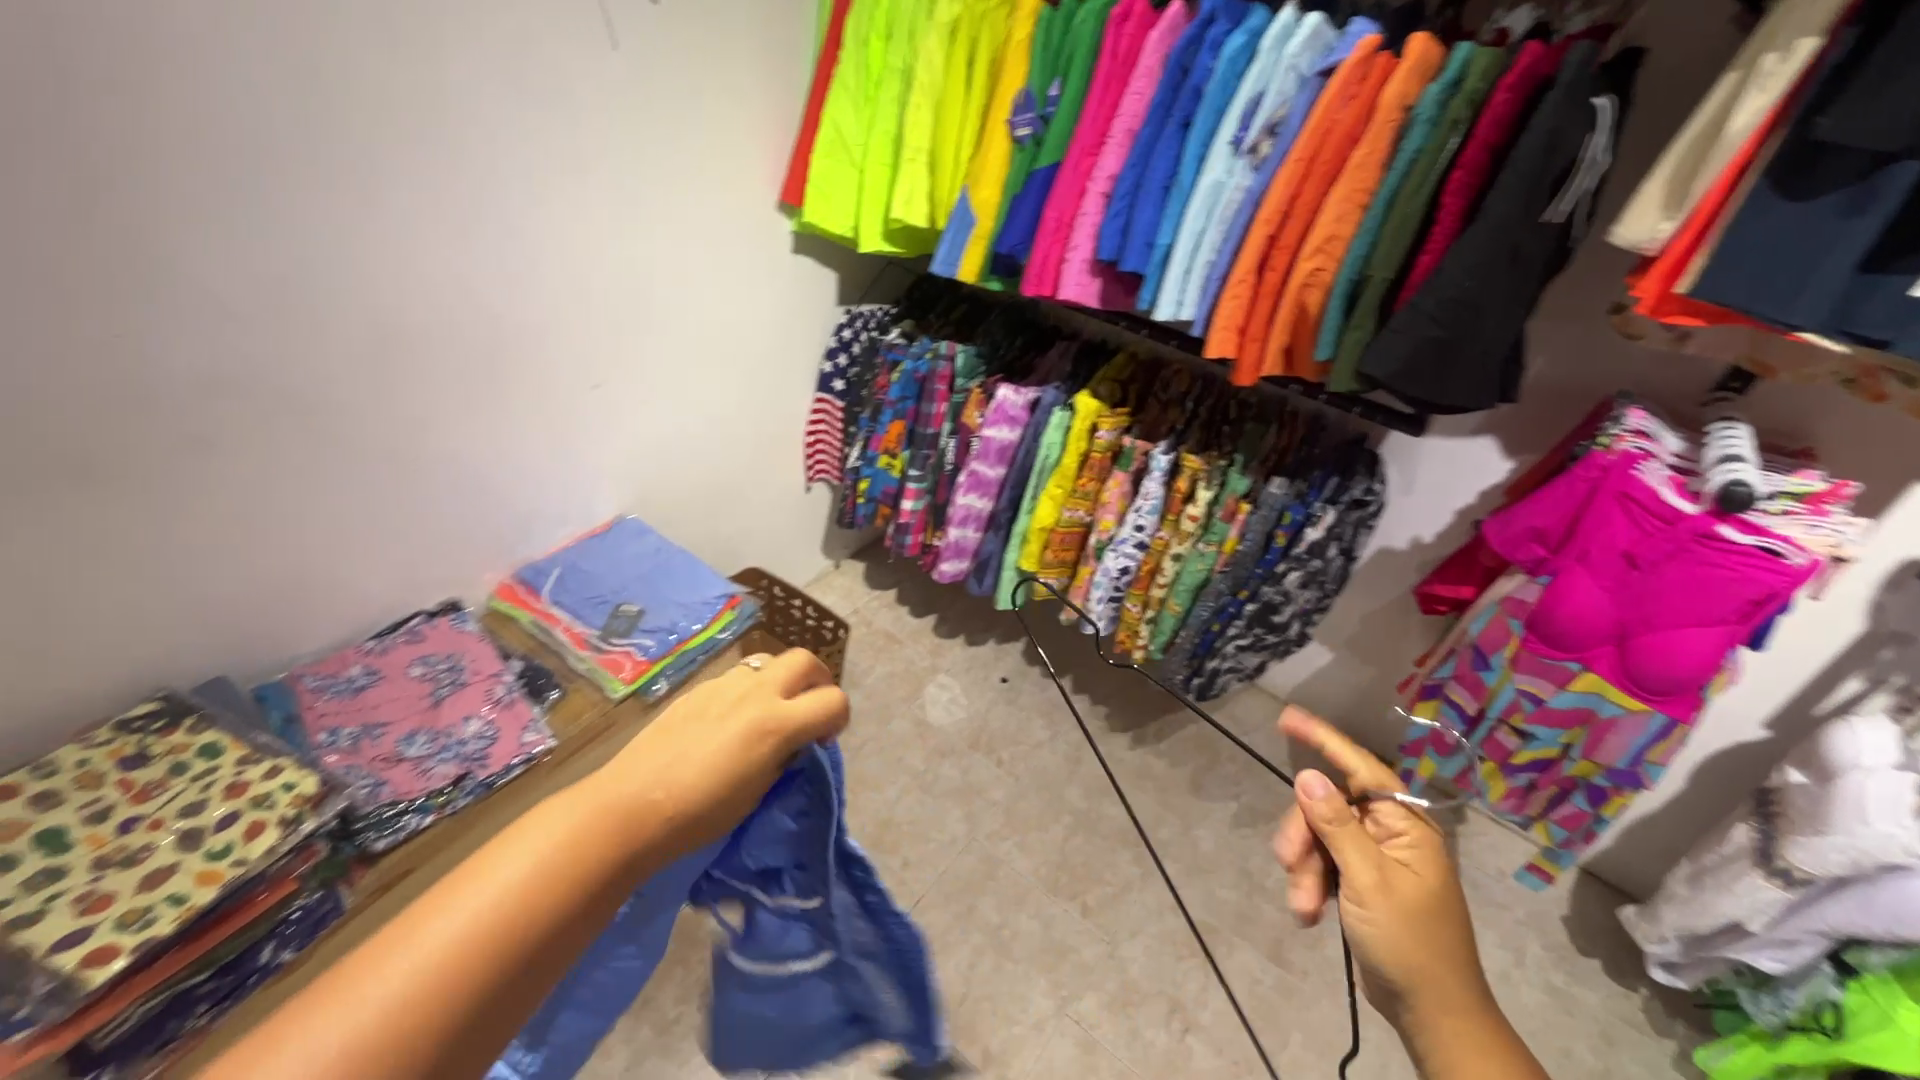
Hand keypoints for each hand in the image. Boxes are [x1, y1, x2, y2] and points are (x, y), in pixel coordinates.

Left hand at [594, 650, 849, 859]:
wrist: (631, 806)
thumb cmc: (700, 814)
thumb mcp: (759, 792)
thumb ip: (784, 756)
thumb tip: (793, 742)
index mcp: (776, 724)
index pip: (834, 701)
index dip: (838, 719)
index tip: (822, 741)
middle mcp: (755, 693)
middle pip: (806, 660)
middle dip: (817, 681)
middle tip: (806, 711)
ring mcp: (723, 686)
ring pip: (769, 660)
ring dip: (781, 680)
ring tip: (768, 712)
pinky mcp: (697, 690)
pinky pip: (737, 676)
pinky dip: (748, 690)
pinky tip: (730, 721)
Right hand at [1271, 707, 1490, 1027]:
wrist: (1430, 1010)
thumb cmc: (1408, 942)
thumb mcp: (1367, 881)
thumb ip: (1336, 825)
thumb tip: (1308, 775)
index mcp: (1406, 826)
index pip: (1360, 769)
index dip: (1324, 741)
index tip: (1287, 718)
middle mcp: (1391, 834)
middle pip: (1328, 808)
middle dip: (1303, 837)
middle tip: (1288, 866)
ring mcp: (1375, 859)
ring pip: (1319, 838)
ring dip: (1304, 870)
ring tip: (1303, 908)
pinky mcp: (1361, 883)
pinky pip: (1324, 865)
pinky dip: (1311, 885)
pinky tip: (1309, 913)